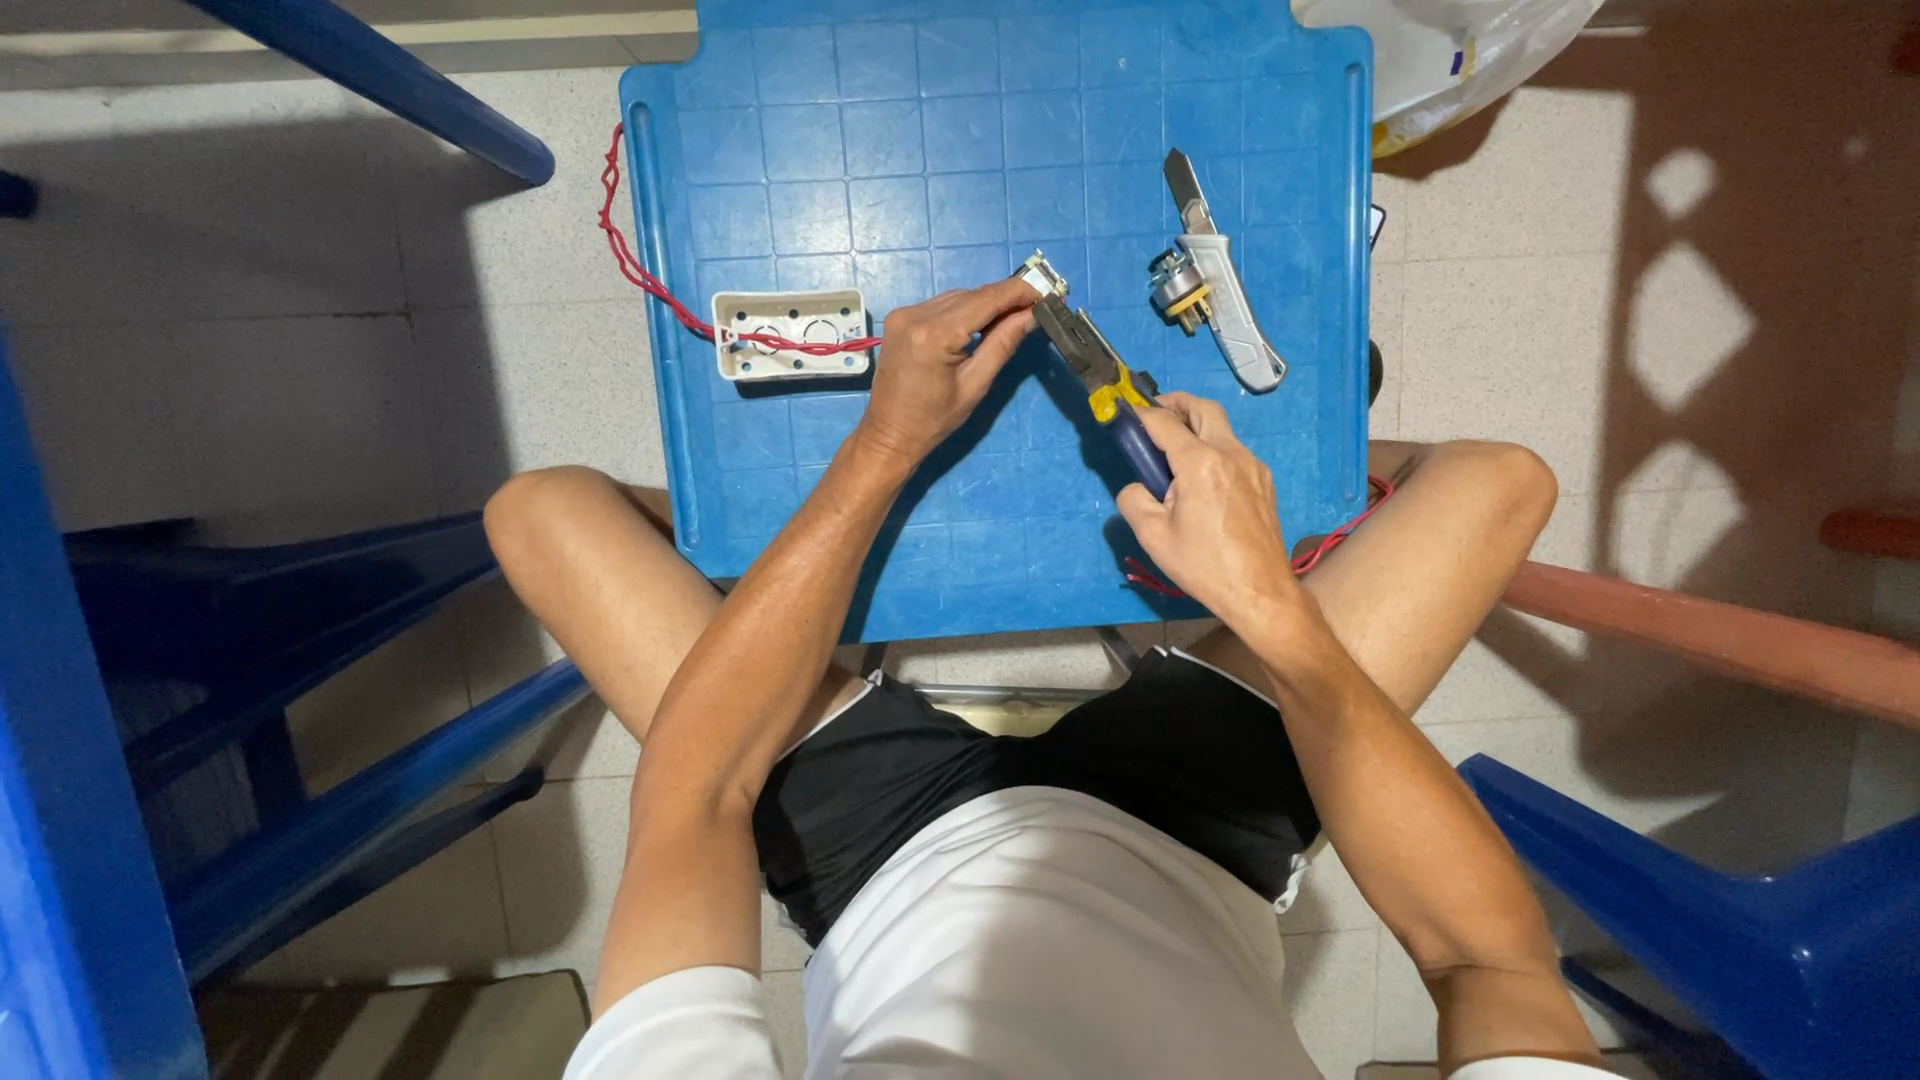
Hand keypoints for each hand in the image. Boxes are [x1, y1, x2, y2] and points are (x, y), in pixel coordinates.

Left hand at [855, 279, 1037, 464]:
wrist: (889, 434)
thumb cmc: (934, 420)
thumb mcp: (975, 385)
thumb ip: (1003, 344)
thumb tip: (1031, 315)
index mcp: (934, 334)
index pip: (985, 299)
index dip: (1017, 292)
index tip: (1044, 294)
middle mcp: (915, 315)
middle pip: (971, 295)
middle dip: (1004, 299)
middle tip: (1032, 310)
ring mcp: (904, 314)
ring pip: (956, 297)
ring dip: (983, 304)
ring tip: (1008, 320)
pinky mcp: (899, 318)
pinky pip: (940, 305)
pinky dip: (962, 310)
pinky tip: (977, 326)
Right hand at [1116, 393, 1302, 624]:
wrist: (1258, 590)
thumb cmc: (1203, 565)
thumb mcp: (1152, 536)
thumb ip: (1134, 500)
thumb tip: (1136, 487)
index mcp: (1200, 464)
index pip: (1164, 424)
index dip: (1141, 415)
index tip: (1125, 415)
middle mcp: (1230, 454)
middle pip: (1204, 409)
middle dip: (1176, 403)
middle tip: (1155, 413)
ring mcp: (1252, 466)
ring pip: (1222, 429)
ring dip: (1197, 427)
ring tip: (1174, 450)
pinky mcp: (1263, 481)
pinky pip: (1234, 452)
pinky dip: (1213, 449)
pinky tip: (1200, 478)